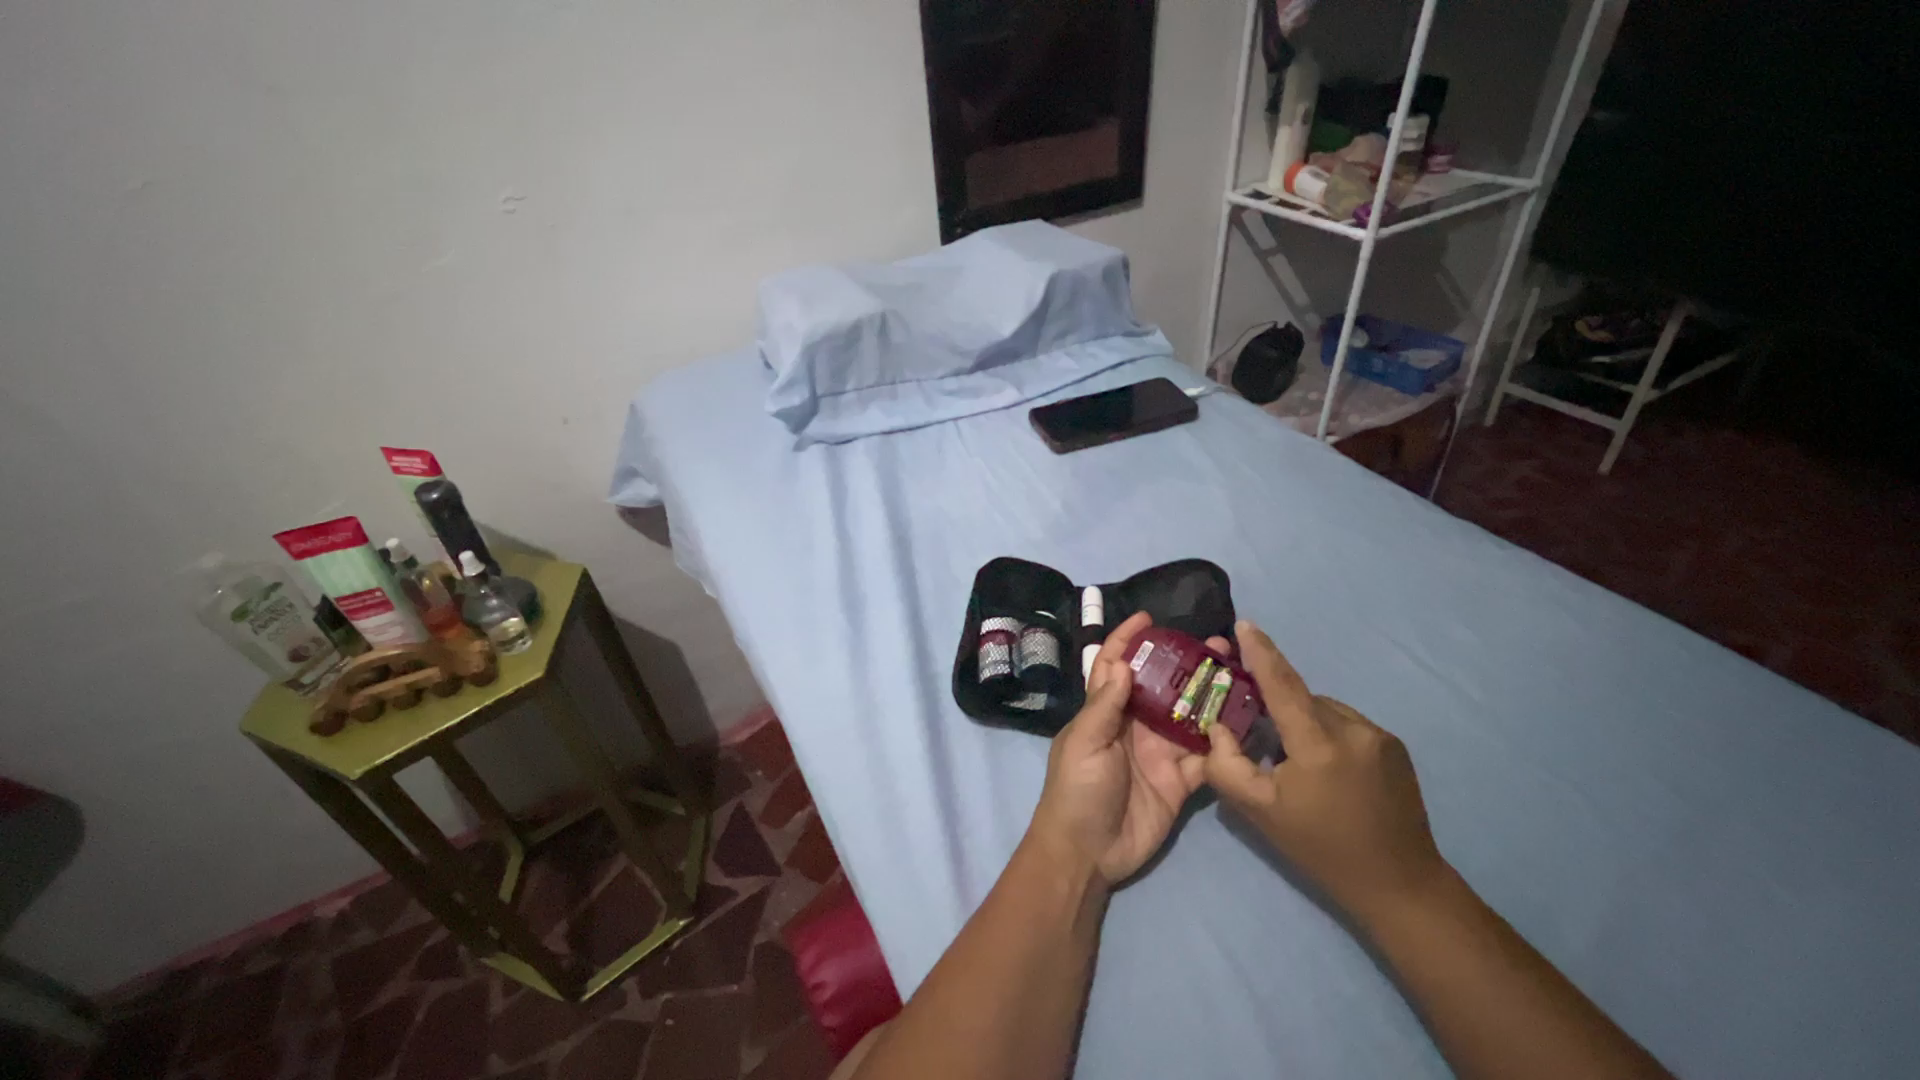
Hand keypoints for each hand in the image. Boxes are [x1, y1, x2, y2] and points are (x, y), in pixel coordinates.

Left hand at [1028, 613, 1220, 885]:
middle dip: (1186, 664)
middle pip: (1164, 687)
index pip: (1115, 667)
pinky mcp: (1181, 782)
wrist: (1088, 853)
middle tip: (1218, 643)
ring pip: (1191, 717)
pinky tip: (1249, 720)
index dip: (1128, 641)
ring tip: (1241, 671)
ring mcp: (1160, 754)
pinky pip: (1207, 757)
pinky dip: (1226, 741)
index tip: (1150, 618)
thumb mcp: (1084, 742)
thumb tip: (1122, 663)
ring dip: (1212, 696)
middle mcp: (1135, 727)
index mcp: (1105, 712)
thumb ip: (1104, 705)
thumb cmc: (1077, 791)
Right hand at [1203, 620, 1451, 920]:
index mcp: (1319, 743)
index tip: (1244, 624)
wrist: (1399, 884)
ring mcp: (1380, 738)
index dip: (1261, 652)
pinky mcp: (1396, 749)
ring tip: (1296, 765)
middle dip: (1278, 710)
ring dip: (1305, 725)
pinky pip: (1349, 726)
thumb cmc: (1321, 848)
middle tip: (1259, 738)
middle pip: (1302, 700)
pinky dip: (1328, 736)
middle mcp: (1354, 729)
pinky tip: (1326, 773)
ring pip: (1326, 712)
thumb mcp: (1260, 812)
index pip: (1283, 684)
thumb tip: (1218, 728)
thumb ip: (1227, 766)